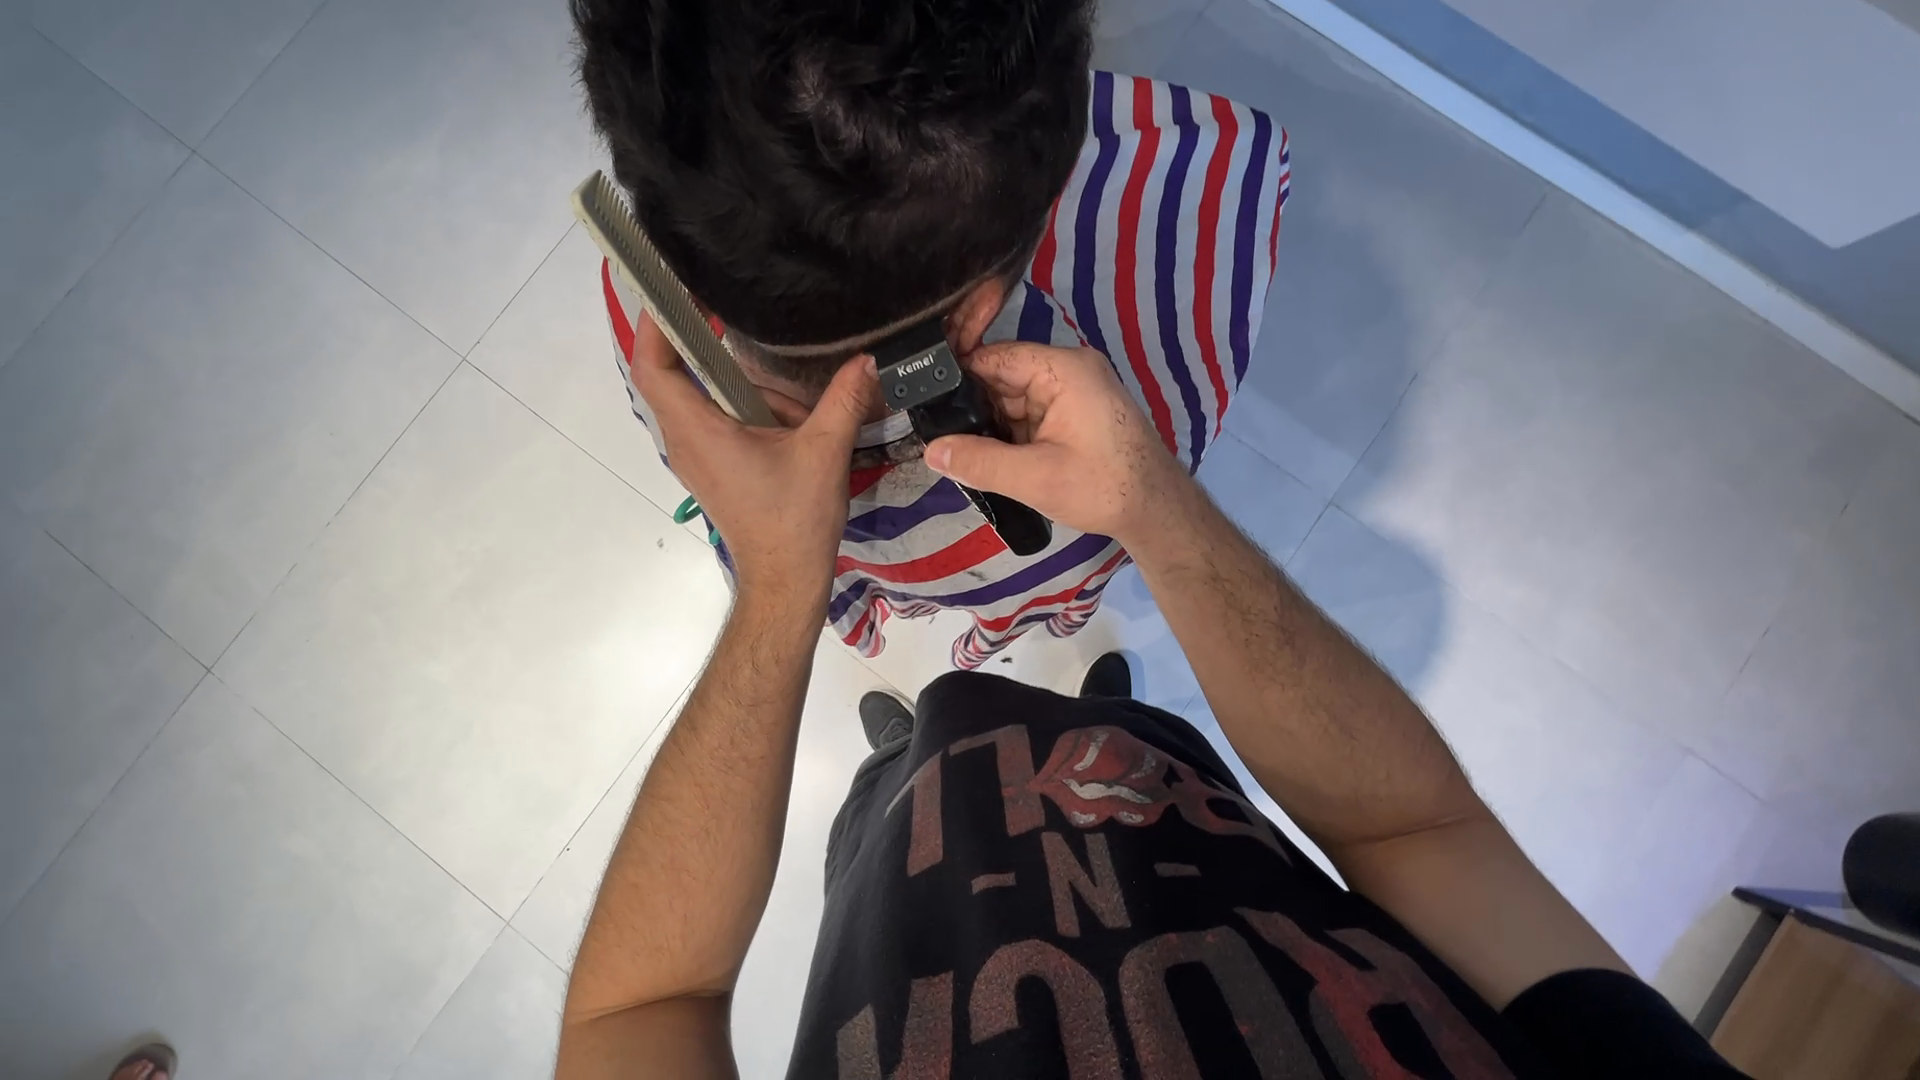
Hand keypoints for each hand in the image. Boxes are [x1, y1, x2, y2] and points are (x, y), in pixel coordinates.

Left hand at [627, 311, 873, 609]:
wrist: (785, 579)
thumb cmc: (794, 519)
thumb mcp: (825, 452)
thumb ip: (844, 400)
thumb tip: (867, 360)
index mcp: (699, 430)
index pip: (653, 364)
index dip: (656, 321)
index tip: (677, 288)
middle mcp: (686, 440)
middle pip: (674, 375)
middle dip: (706, 345)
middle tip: (737, 315)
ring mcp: (696, 457)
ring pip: (703, 399)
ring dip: (743, 388)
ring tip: (793, 402)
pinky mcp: (714, 469)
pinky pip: (717, 421)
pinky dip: (747, 409)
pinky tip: (789, 421)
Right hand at [922, 342, 1191, 544]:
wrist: (1156, 511)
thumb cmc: (1103, 488)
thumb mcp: (1034, 477)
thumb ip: (979, 462)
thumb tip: (931, 451)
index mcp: (1063, 369)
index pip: (995, 357)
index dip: (958, 379)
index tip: (926, 406)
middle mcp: (1068, 371)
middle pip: (1002, 378)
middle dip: (973, 409)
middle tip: (939, 439)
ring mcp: (1072, 393)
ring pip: (1012, 401)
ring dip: (991, 428)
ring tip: (961, 454)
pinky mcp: (1073, 415)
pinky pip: (1028, 416)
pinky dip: (1010, 437)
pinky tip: (990, 459)